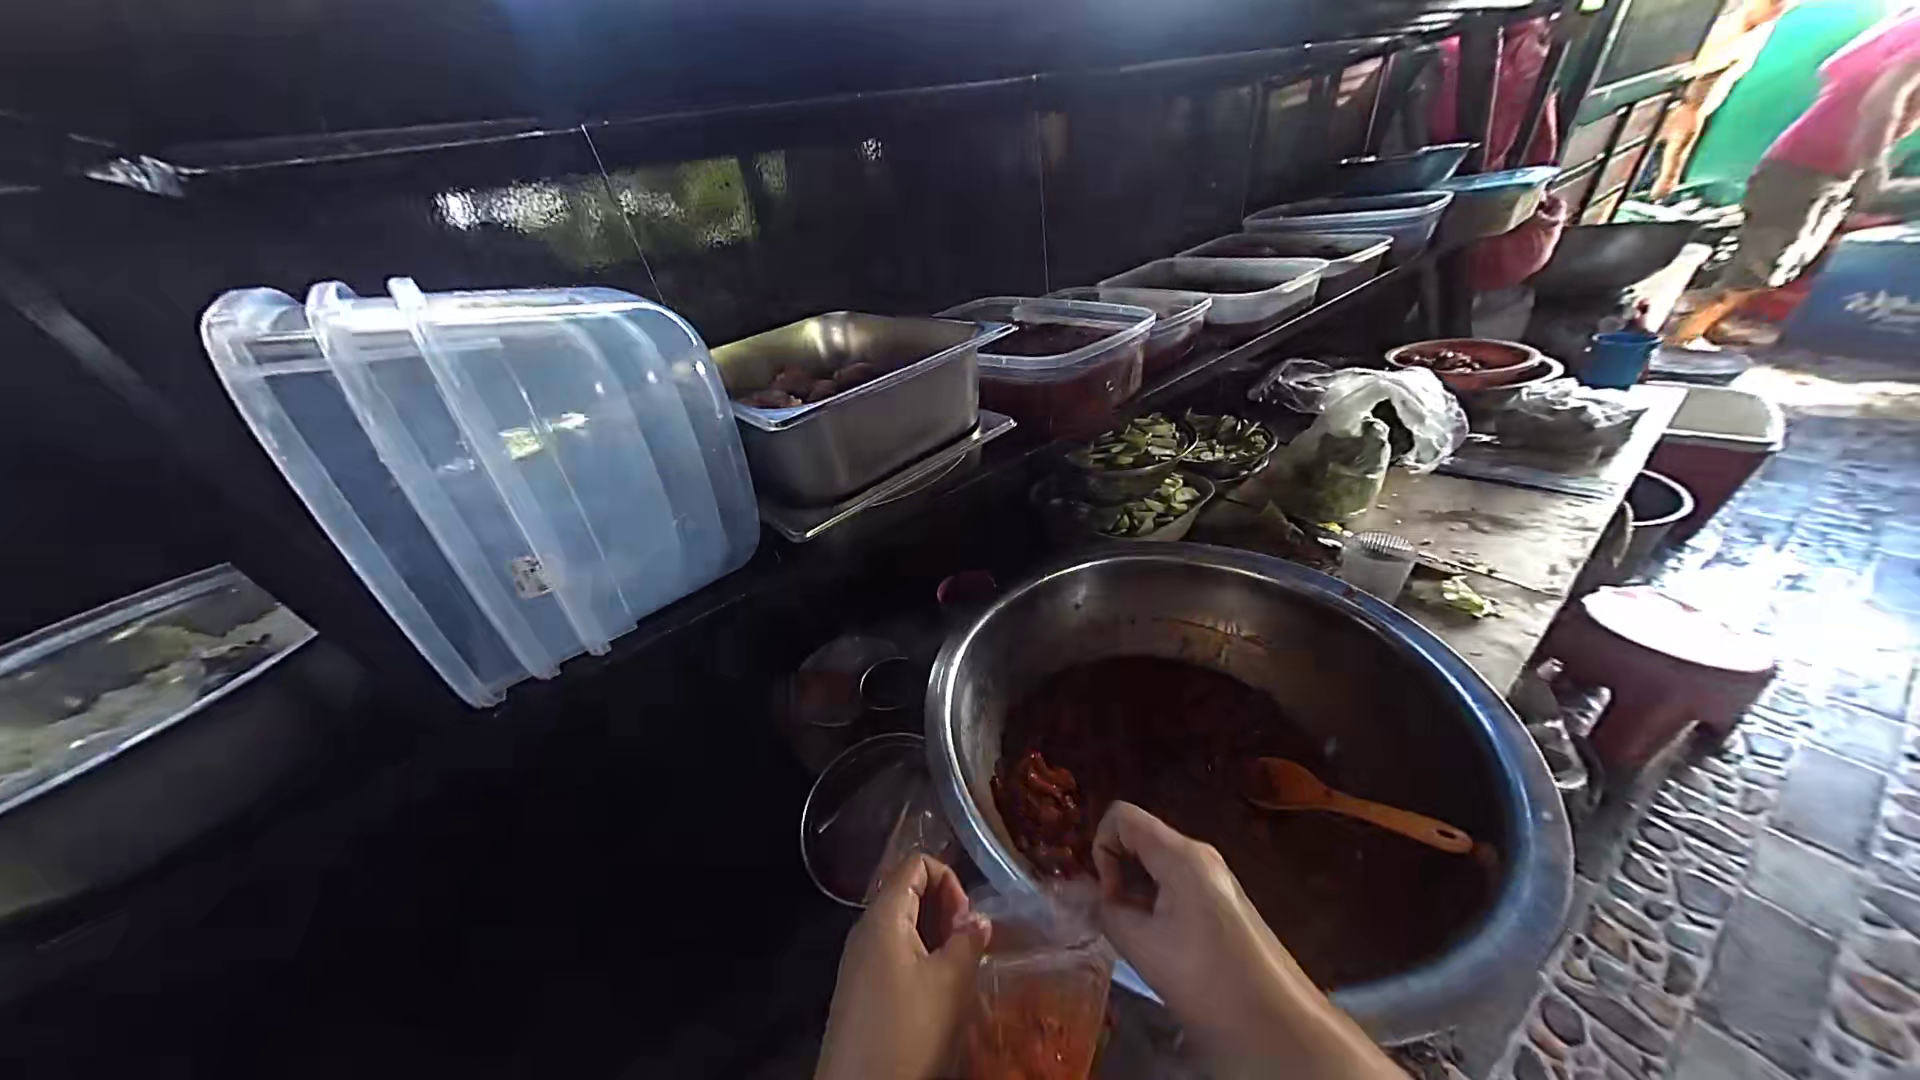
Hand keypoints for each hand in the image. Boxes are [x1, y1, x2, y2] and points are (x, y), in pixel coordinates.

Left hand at [815, 855, 990, 1079]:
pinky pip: (893, 949)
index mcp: (883, 914)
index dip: (948, 879)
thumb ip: (968, 941)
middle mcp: (866, 926)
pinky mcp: (859, 985)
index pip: (916, 863)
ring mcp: (859, 957)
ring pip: (903, 922)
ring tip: (956, 967)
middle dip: (944, 908)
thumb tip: (980, 918)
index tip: (965, 919)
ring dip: (935, 934)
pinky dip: (919, 954)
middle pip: (908, 889)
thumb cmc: (905, 1031)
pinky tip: (935, 988)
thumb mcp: (948, 984)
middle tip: (966, 944)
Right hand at [1091, 802, 1400, 1079]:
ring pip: (1156, 862)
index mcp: (1180, 854)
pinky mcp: (1222, 901)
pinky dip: (1156, 902)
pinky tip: (1162, 945)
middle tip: (1117, 918)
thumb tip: (1085, 896)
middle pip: (1139, 837)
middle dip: (1117, 870)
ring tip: (1138, 937)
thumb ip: (1105, 911)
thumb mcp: (1143, 947)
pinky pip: (1175, 882)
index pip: (1121, 816)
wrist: (1283, 1030)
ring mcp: (1214, 877)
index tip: (1108, 894)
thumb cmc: (1208, 981)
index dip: (1101, 848)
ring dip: (1135, 890)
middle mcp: (1199, 854)